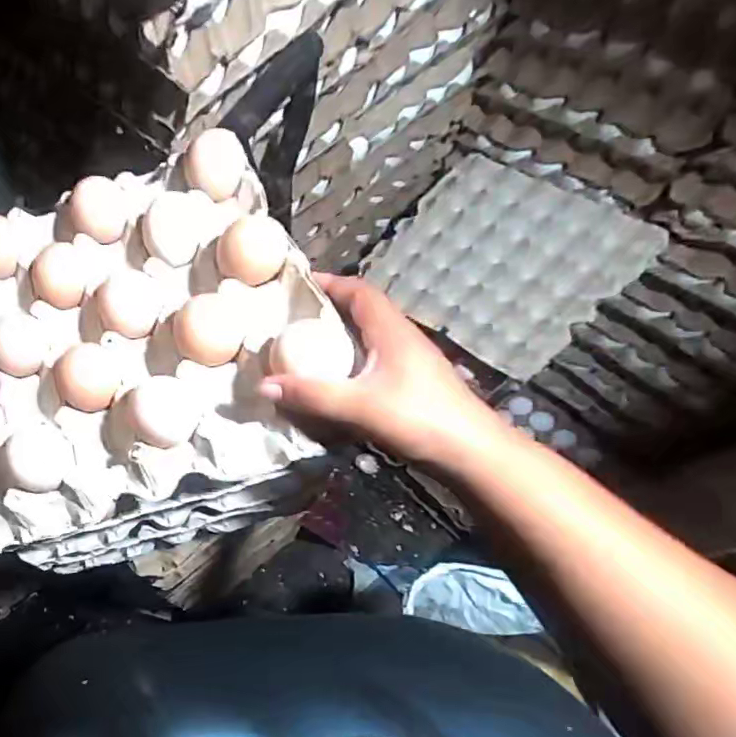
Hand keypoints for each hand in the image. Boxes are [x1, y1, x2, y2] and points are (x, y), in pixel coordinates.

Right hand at [259, 274, 508, 463]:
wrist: (472, 453)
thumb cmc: (420, 419)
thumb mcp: (359, 406)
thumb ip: (312, 395)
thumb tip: (264, 386)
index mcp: (392, 331)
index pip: (359, 291)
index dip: (330, 283)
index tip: (298, 286)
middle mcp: (402, 339)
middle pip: (362, 312)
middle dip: (328, 310)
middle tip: (292, 320)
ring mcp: (410, 363)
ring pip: (368, 338)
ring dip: (339, 338)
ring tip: (305, 349)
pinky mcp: (412, 386)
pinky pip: (373, 363)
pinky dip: (350, 363)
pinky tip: (334, 383)